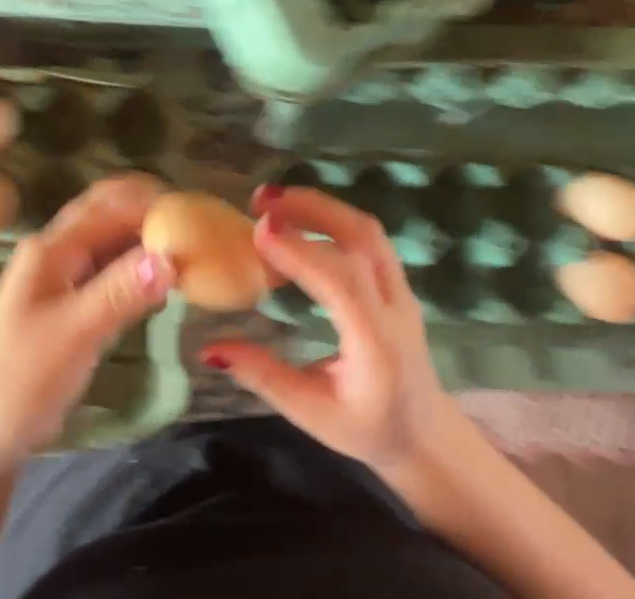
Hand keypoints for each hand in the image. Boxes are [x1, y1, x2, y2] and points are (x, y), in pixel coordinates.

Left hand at [0, 173, 176, 472]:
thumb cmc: (19, 381)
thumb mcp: (75, 334)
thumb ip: (121, 292)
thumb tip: (172, 256)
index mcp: (51, 249)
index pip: (108, 205)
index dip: (153, 203)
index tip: (199, 216)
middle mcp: (56, 254)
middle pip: (109, 216)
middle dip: (152, 215)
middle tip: (202, 230)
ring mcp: (61, 280)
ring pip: (112, 246)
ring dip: (148, 244)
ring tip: (194, 255)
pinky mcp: (70, 308)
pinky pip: (110, 275)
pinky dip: (139, 274)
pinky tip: (167, 288)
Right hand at [200, 185, 450, 471]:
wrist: (424, 434)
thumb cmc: (366, 428)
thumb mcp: (310, 412)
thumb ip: (263, 376)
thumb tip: (209, 348)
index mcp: (376, 344)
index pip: (342, 282)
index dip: (301, 251)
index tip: (258, 230)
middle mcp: (396, 307)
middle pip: (362, 238)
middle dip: (311, 209)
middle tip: (260, 200)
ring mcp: (402, 290)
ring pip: (368, 230)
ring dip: (322, 206)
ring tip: (275, 201)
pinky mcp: (397, 282)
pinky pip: (369, 238)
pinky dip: (333, 217)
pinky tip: (300, 218)